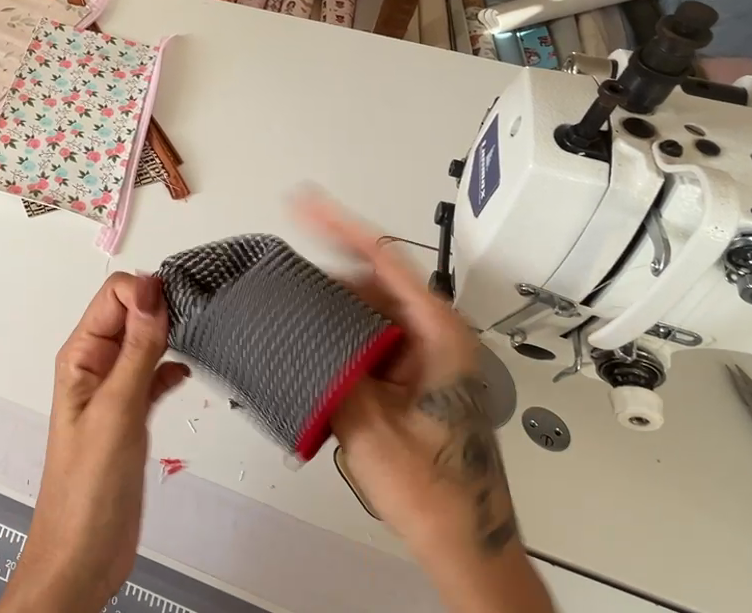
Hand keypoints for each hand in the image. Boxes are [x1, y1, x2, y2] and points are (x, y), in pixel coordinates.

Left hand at [0, 273, 189, 612]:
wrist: (84, 553)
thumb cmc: (86, 490)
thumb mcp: (116, 411)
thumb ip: (137, 351)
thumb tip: (150, 292)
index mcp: (80, 356)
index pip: (113, 296)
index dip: (146, 292)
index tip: (177, 305)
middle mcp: (95, 366)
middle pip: (129, 312)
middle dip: (160, 306)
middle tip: (194, 316)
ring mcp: (114, 390)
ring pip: (144, 341)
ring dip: (168, 333)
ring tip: (196, 336)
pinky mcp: (131, 414)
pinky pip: (153, 373)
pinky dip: (170, 366)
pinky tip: (185, 371)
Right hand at [295, 191, 521, 560]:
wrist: (467, 548)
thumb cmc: (438, 494)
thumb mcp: (370, 426)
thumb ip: (331, 369)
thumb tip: (295, 332)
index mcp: (441, 338)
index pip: (387, 262)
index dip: (341, 226)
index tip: (307, 203)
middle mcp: (438, 339)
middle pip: (376, 282)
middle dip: (327, 270)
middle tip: (284, 263)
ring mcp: (426, 360)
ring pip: (370, 311)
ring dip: (331, 305)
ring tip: (288, 301)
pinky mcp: (414, 379)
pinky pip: (371, 338)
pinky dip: (338, 333)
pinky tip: (308, 341)